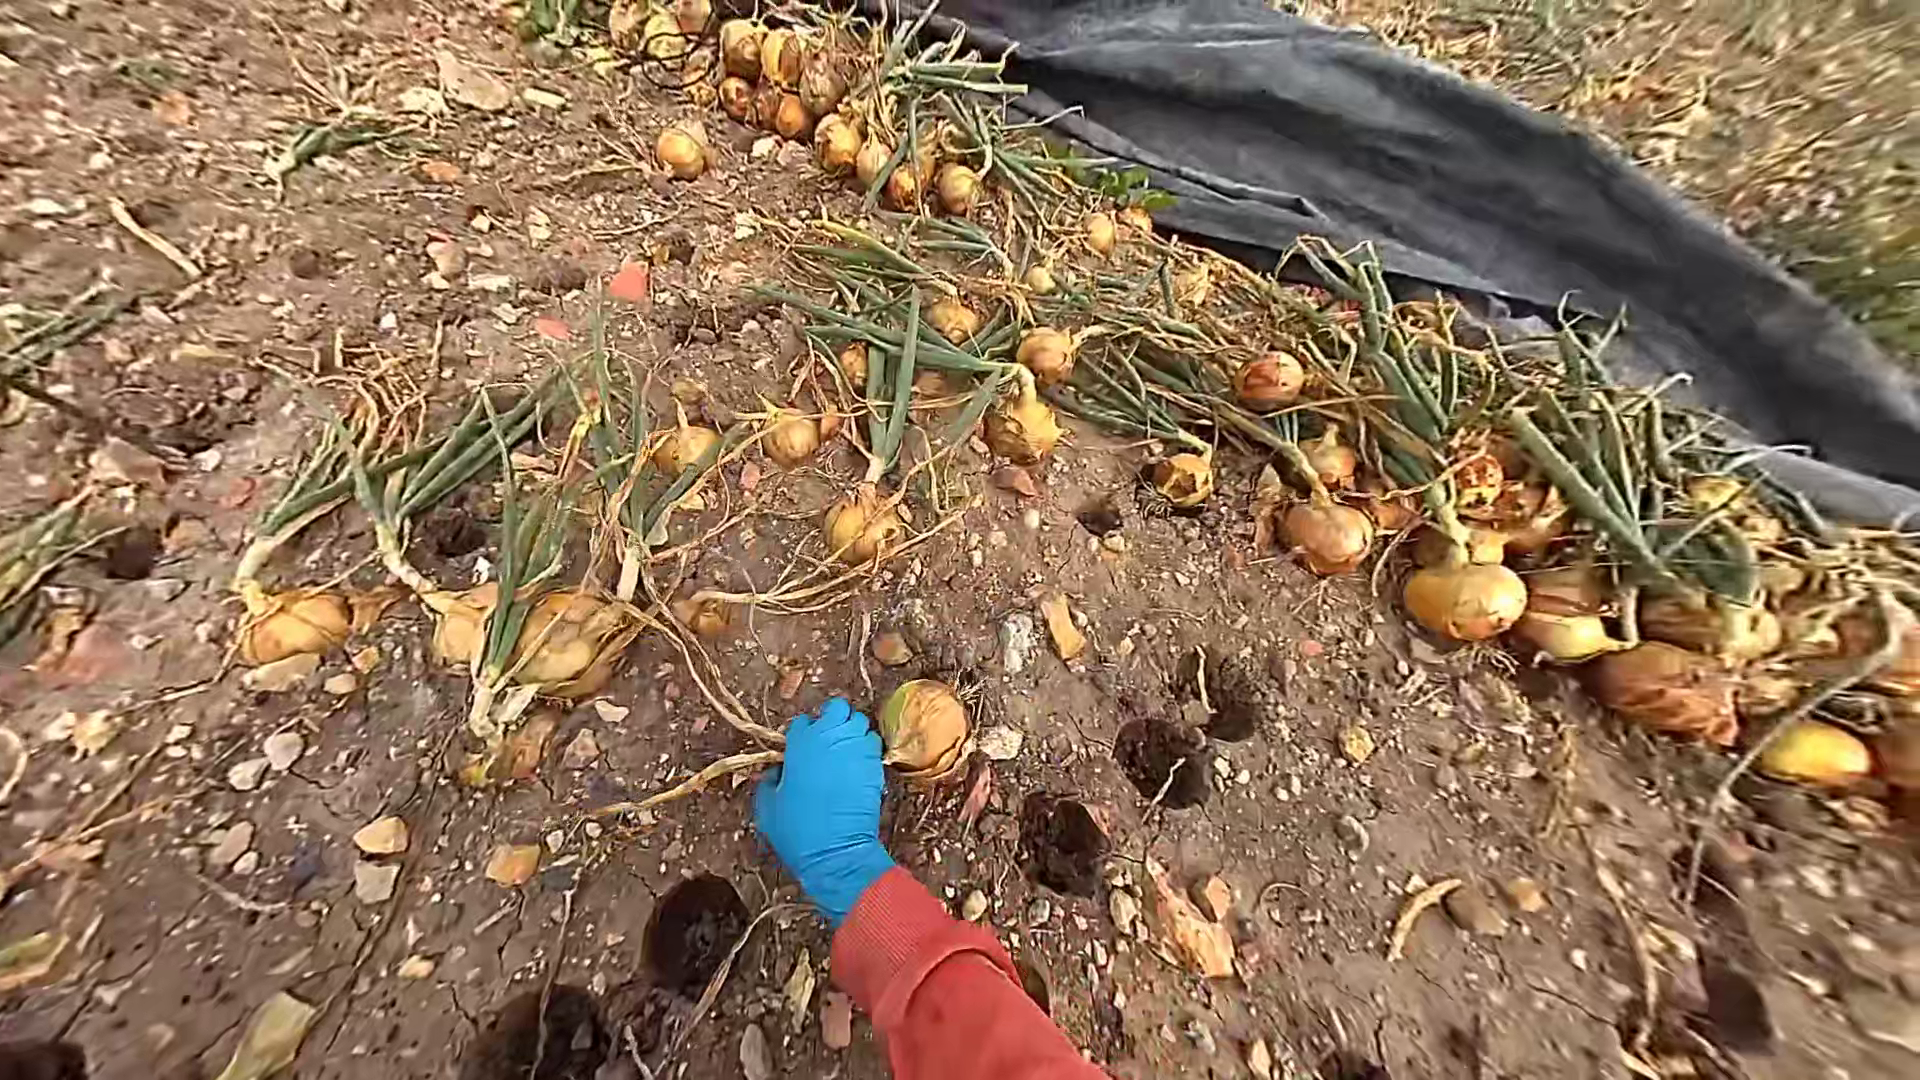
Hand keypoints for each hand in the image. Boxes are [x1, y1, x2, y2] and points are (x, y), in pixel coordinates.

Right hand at [754, 697, 894, 926]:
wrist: (836, 850)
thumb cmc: (798, 829)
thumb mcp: (768, 807)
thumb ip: (769, 781)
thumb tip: (776, 771)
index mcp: (802, 743)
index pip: (803, 721)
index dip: (804, 733)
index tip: (803, 747)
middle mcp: (831, 736)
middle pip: (838, 708)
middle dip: (834, 718)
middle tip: (829, 738)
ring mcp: (856, 746)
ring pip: (859, 721)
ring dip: (853, 731)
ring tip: (846, 750)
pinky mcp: (875, 761)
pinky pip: (873, 742)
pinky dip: (867, 748)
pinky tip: (859, 765)